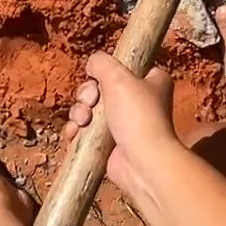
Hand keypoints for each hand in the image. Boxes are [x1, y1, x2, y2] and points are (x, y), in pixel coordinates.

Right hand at [64, 52, 179, 196]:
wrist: (142, 163)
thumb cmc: (137, 116)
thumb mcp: (118, 76)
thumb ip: (102, 62)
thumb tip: (93, 63)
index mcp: (151, 81)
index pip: (122, 68)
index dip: (106, 72)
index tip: (99, 78)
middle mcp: (139, 101)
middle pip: (100, 88)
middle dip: (87, 95)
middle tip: (91, 102)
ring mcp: (123, 124)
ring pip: (90, 109)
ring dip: (79, 113)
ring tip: (83, 121)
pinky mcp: (109, 144)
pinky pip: (85, 131)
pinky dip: (77, 131)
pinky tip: (75, 133)